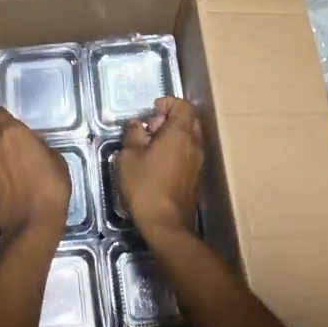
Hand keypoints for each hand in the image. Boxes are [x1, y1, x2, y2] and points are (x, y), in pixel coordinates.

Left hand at [0, 109, 70, 237]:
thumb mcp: (56, 159)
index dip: (6, 118)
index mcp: (11, 132)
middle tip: (13, 143)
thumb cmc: (50, 188)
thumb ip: (39, 145)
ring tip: (11, 165)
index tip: (16, 127)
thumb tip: (32, 145)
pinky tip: (8, 182)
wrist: (31, 225)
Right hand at [119, 96, 202, 237]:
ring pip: (190, 137)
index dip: (169, 102)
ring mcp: (198, 162)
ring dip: (172, 136)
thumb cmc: (145, 185)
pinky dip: (176, 150)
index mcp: (180, 133)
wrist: (165, 224)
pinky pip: (188, 153)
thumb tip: (138, 124)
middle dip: (170, 118)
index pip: (184, 105)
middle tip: (150, 129)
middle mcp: (195, 144)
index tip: (152, 110)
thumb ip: (133, 134)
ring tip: (150, 147)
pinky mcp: (196, 177)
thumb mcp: (129, 156)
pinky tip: (157, 164)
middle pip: (189, 120)